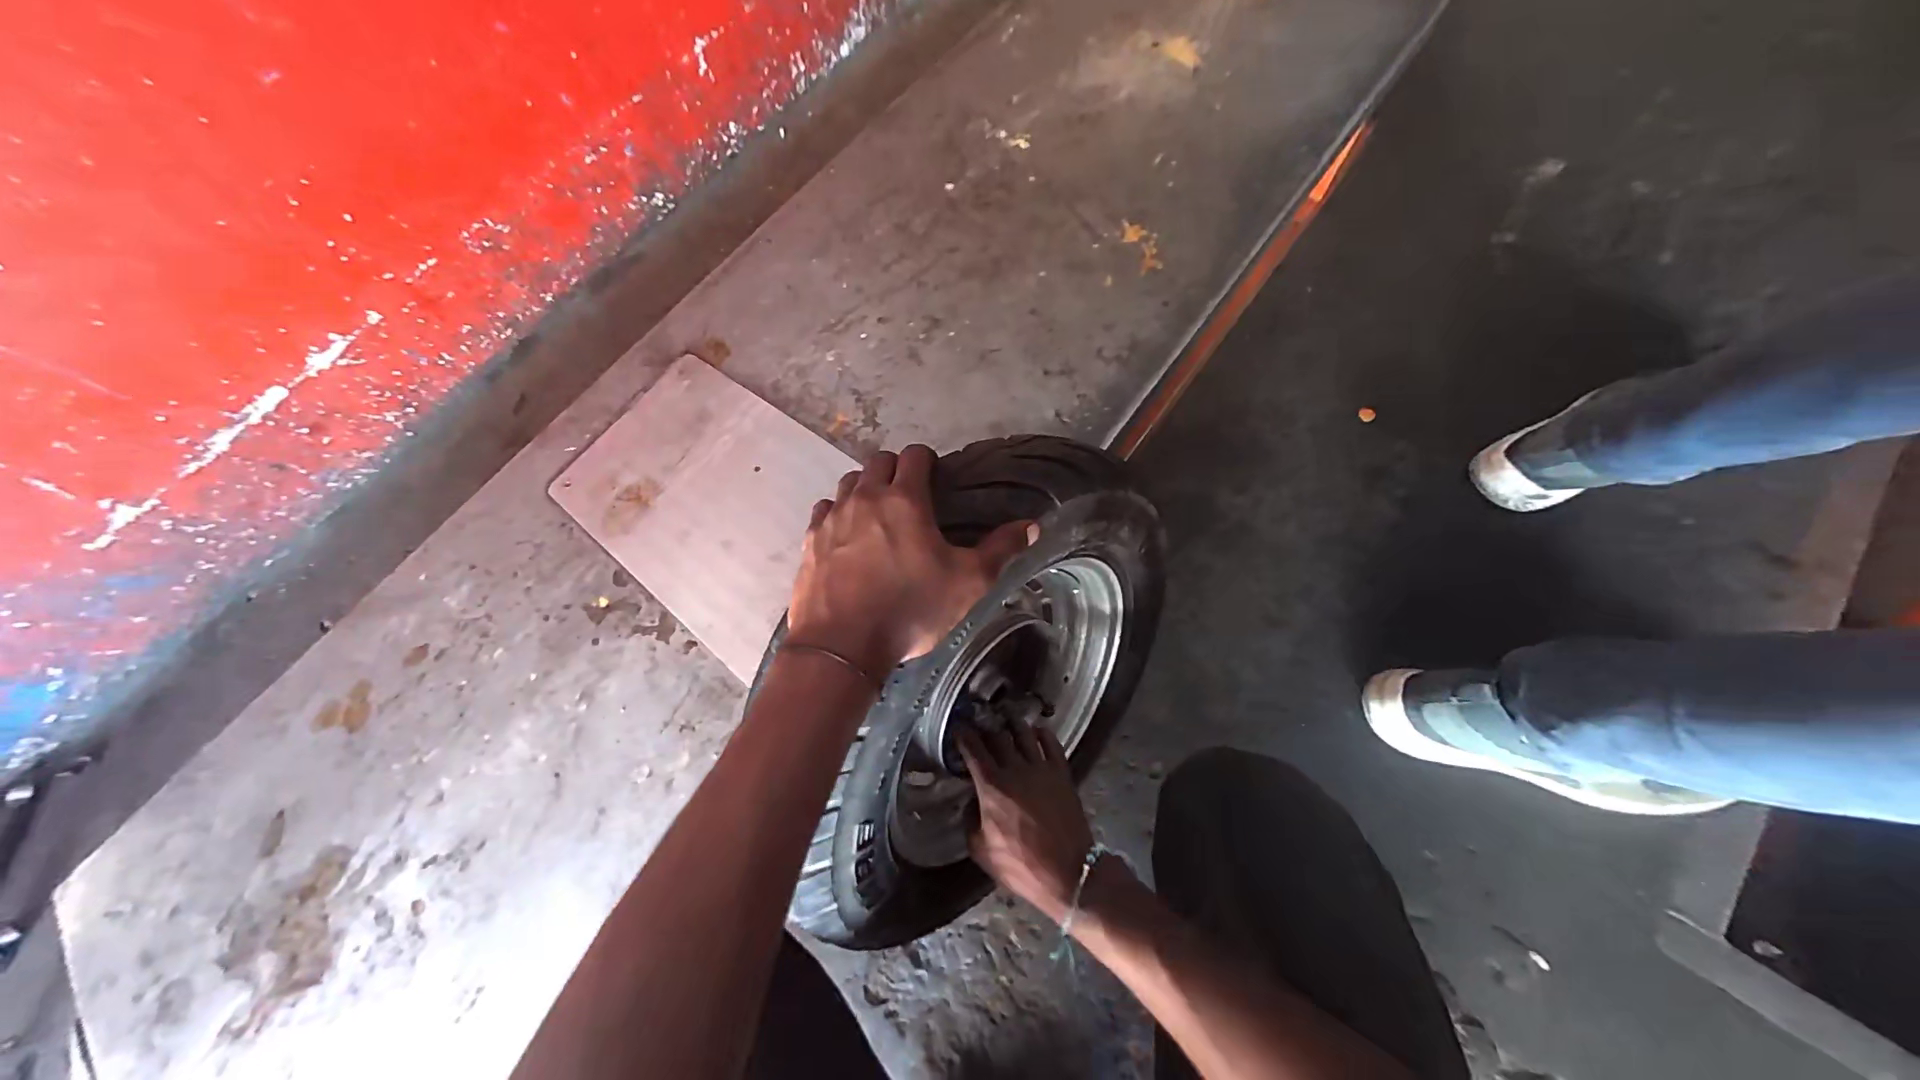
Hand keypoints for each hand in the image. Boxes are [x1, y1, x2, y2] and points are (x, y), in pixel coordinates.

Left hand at [788, 445, 1033, 677]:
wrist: (843, 646)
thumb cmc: (911, 610)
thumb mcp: (968, 584)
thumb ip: (1001, 550)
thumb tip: (1031, 525)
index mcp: (904, 500)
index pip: (915, 455)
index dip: (928, 460)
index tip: (936, 477)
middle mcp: (864, 498)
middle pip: (878, 462)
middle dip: (896, 469)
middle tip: (910, 495)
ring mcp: (832, 517)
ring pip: (849, 483)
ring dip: (866, 488)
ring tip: (878, 514)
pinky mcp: (810, 541)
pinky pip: (824, 510)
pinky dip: (838, 512)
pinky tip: (847, 534)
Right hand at [958, 719, 1094, 922]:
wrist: (1068, 872)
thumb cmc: (1021, 865)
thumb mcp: (981, 850)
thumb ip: (970, 821)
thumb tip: (973, 801)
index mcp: (991, 786)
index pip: (973, 750)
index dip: (963, 736)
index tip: (958, 729)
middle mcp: (1015, 769)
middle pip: (997, 736)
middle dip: (985, 727)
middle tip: (980, 723)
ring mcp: (1041, 768)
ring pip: (1024, 733)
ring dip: (1012, 723)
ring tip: (1006, 716)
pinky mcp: (1062, 773)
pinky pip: (1051, 743)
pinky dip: (1042, 732)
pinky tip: (1037, 730)